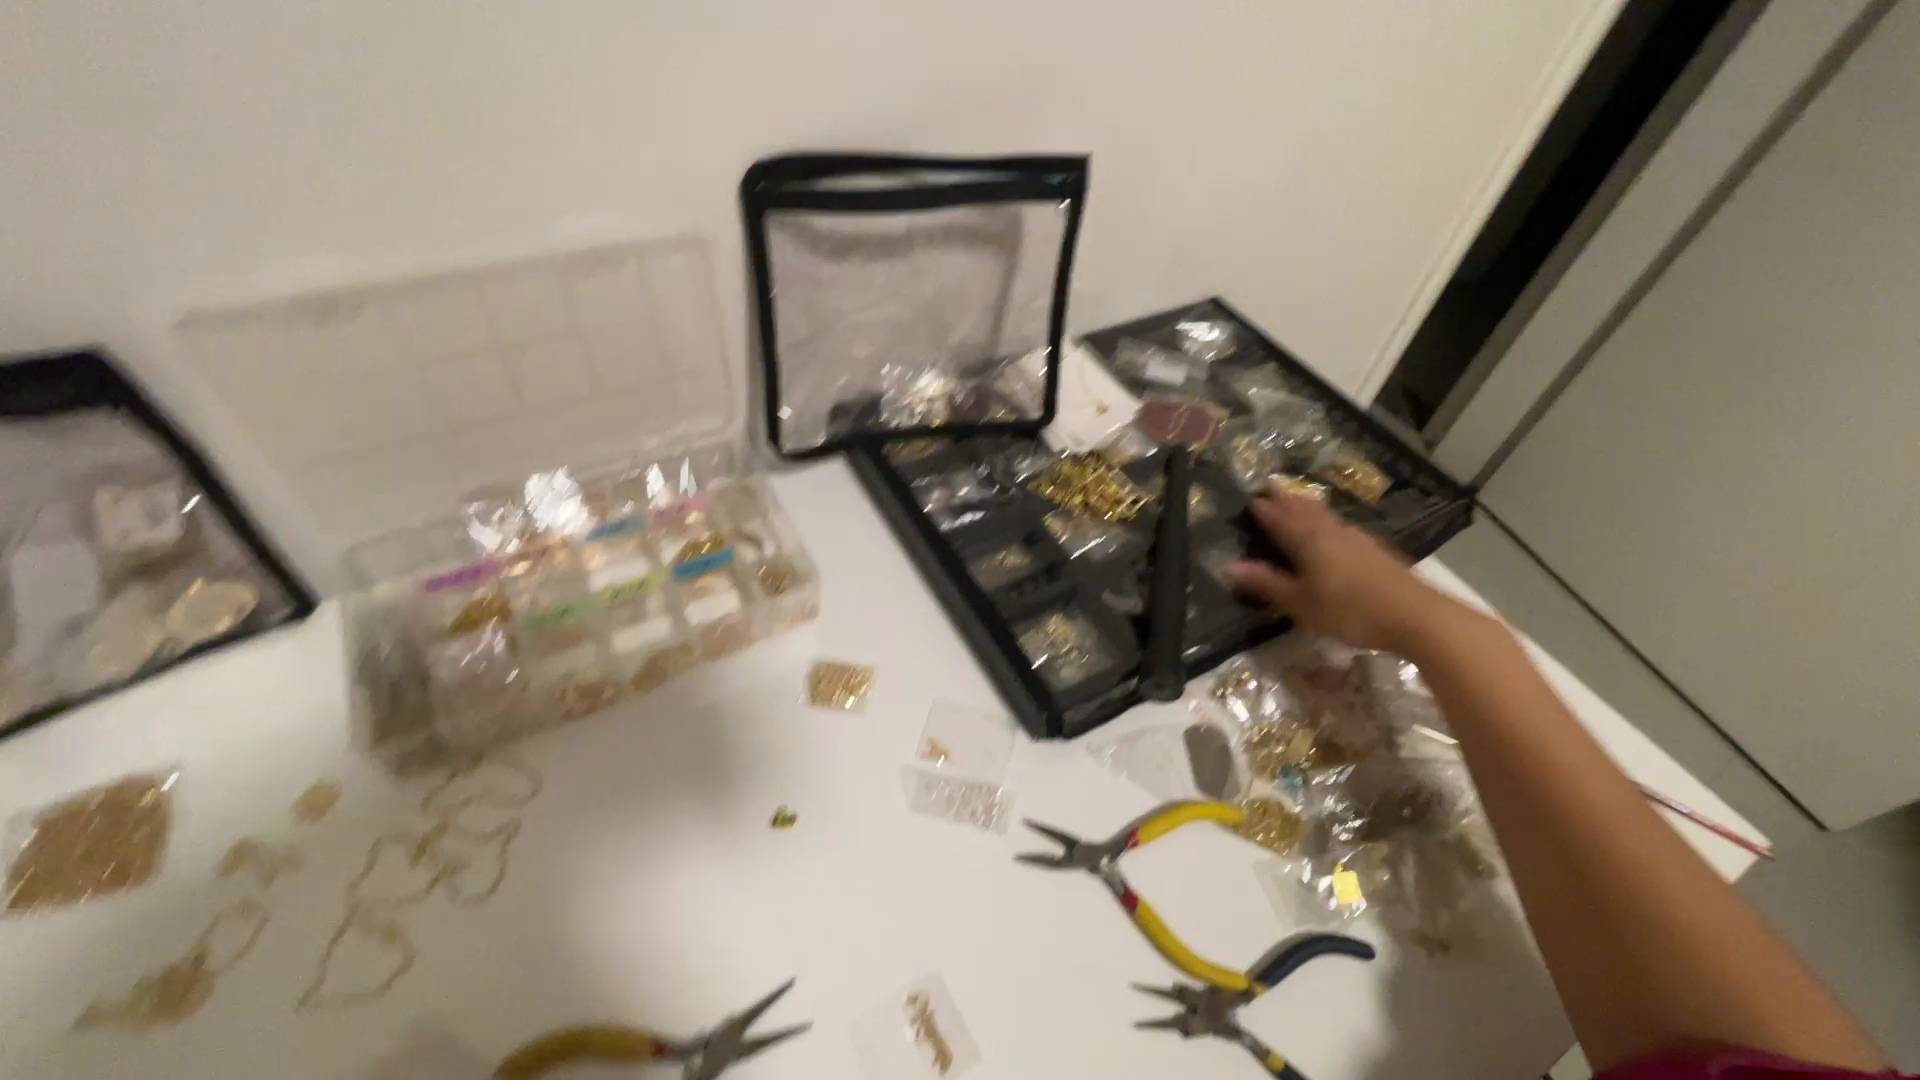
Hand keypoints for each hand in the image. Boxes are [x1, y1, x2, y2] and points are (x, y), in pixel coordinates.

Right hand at [1224, 483, 1461, 655]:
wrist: (1414, 615)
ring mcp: (1356, 538)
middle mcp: (1330, 531)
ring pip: (1325, 515)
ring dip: (1307, 507)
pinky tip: (1332, 530)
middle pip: (1304, 509)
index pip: (1279, 518)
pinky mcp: (1374, 550)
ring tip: (1297, 502)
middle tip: (1272, 490)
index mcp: (1307, 540)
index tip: (1250, 499)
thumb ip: (1267, 583)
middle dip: (1286, 500)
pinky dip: (1327, 522)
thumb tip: (1230, 567)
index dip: (1264, 510)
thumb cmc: (1348, 610)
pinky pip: (1340, 527)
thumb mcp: (1300, 602)